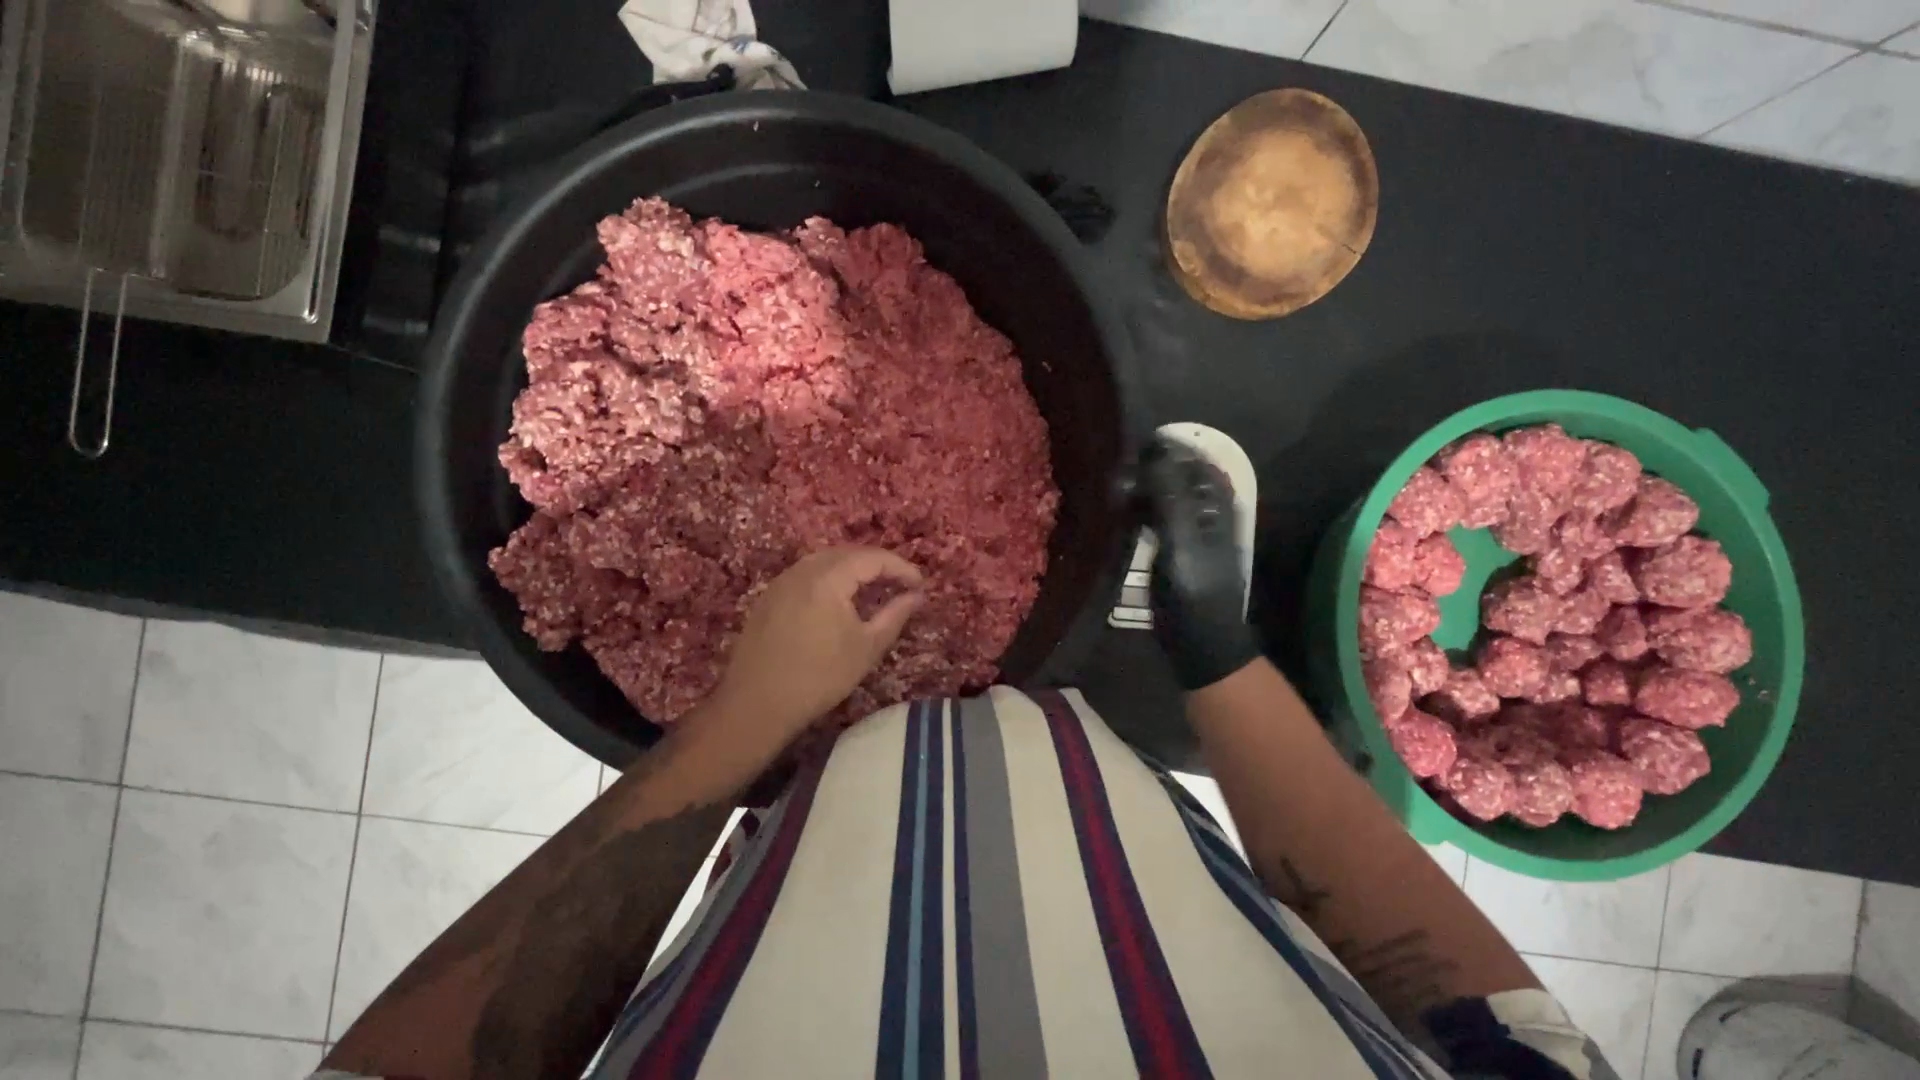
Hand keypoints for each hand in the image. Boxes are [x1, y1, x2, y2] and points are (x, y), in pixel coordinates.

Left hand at [711, 546, 925, 739]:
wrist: (757, 705)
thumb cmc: (820, 677)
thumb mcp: (867, 647)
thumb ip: (895, 615)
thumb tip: (917, 595)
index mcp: (827, 578)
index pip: (872, 557)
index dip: (900, 567)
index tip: (920, 585)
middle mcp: (802, 570)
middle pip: (846, 553)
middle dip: (876, 564)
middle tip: (899, 584)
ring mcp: (780, 583)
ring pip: (823, 562)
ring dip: (851, 570)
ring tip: (872, 589)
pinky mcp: (767, 599)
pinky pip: (805, 576)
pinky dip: (828, 580)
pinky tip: (836, 602)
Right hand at [1139, 438, 1260, 689]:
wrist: (1201, 642)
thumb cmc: (1193, 591)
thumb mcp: (1181, 541)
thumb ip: (1169, 496)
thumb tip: (1156, 450)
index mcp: (1217, 503)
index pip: (1190, 459)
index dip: (1161, 450)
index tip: (1128, 448)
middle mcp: (1209, 509)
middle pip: (1178, 474)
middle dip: (1148, 468)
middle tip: (1115, 471)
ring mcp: (1195, 529)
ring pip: (1168, 494)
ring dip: (1142, 489)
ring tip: (1114, 490)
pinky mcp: (1180, 547)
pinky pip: (1160, 515)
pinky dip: (1142, 509)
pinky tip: (1123, 514)